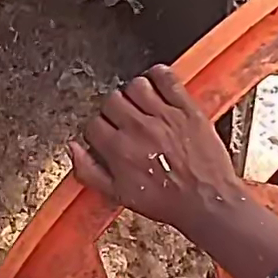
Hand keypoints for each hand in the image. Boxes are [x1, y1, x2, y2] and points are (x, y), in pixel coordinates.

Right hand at [66, 65, 250, 240]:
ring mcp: (164, 115)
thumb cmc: (164, 201)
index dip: (96, 131)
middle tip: (121, 122)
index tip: (105, 136)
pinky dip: (158, 76)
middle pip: (111, 101)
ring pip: (135, 85)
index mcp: (118, 150)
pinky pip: (167, 78)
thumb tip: (72, 149)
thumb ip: (89, 171)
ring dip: (133, 94)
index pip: (93, 124)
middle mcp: (138, 128)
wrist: (204, 200)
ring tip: (139, 107)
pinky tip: (156, 86)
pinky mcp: (186, 108)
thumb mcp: (117, 195)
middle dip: (112, 112)